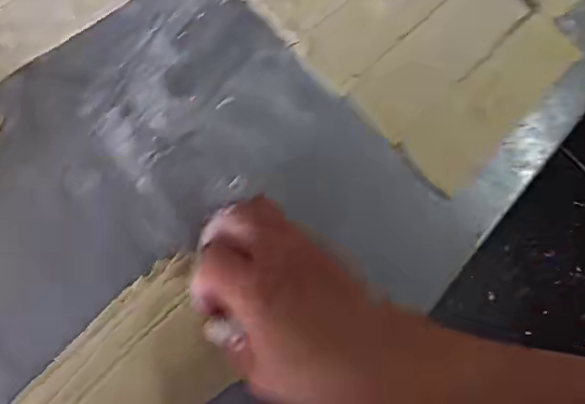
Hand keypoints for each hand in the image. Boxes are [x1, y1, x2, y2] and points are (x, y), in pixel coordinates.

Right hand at [191, 197, 450, 403]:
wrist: (382, 360)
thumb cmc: (321, 376)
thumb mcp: (266, 375)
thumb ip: (237, 345)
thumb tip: (223, 325)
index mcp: (255, 287)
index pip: (210, 260)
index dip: (202, 282)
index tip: (212, 308)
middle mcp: (272, 252)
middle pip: (230, 217)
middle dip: (216, 238)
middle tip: (219, 268)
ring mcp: (297, 241)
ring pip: (256, 207)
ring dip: (239, 224)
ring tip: (240, 253)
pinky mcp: (317, 241)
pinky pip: (280, 218)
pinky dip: (264, 228)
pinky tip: (268, 258)